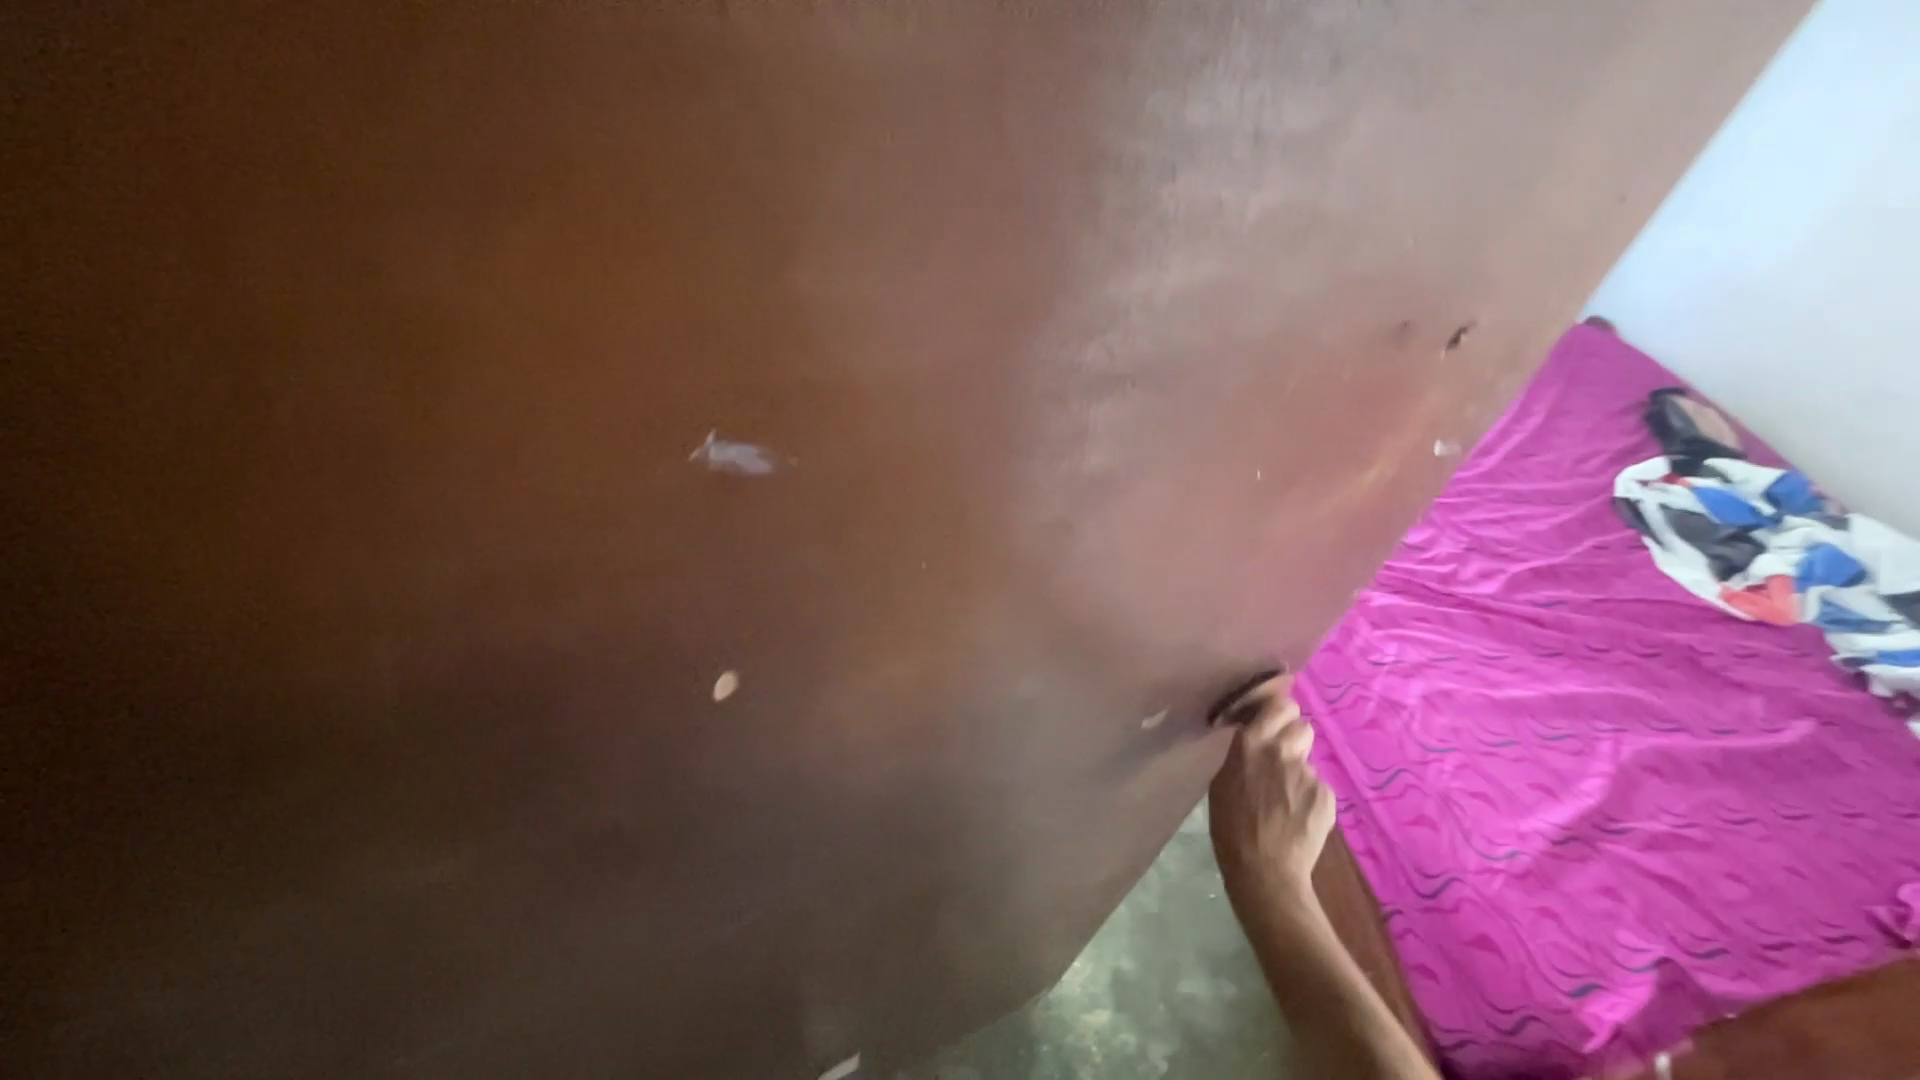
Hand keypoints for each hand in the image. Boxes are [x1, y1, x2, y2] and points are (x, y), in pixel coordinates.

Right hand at [1209, 676, 1334, 899]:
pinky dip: (1309, 797)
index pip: (1279, 704)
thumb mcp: (1222, 781)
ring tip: (1287, 793)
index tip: (1273, 720)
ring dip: (1300, 767)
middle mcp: (1281, 750)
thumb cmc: (1230, 826)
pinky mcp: (1326, 794)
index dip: (1279, 712)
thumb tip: (1251, 739)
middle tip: (1283, 755)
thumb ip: (1241, 754)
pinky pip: (1317, 786)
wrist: (1264, 869)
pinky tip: (1297, 816)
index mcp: (1250, 743)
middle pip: (1300, 724)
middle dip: (1293, 734)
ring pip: (1308, 758)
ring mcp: (1307, 772)